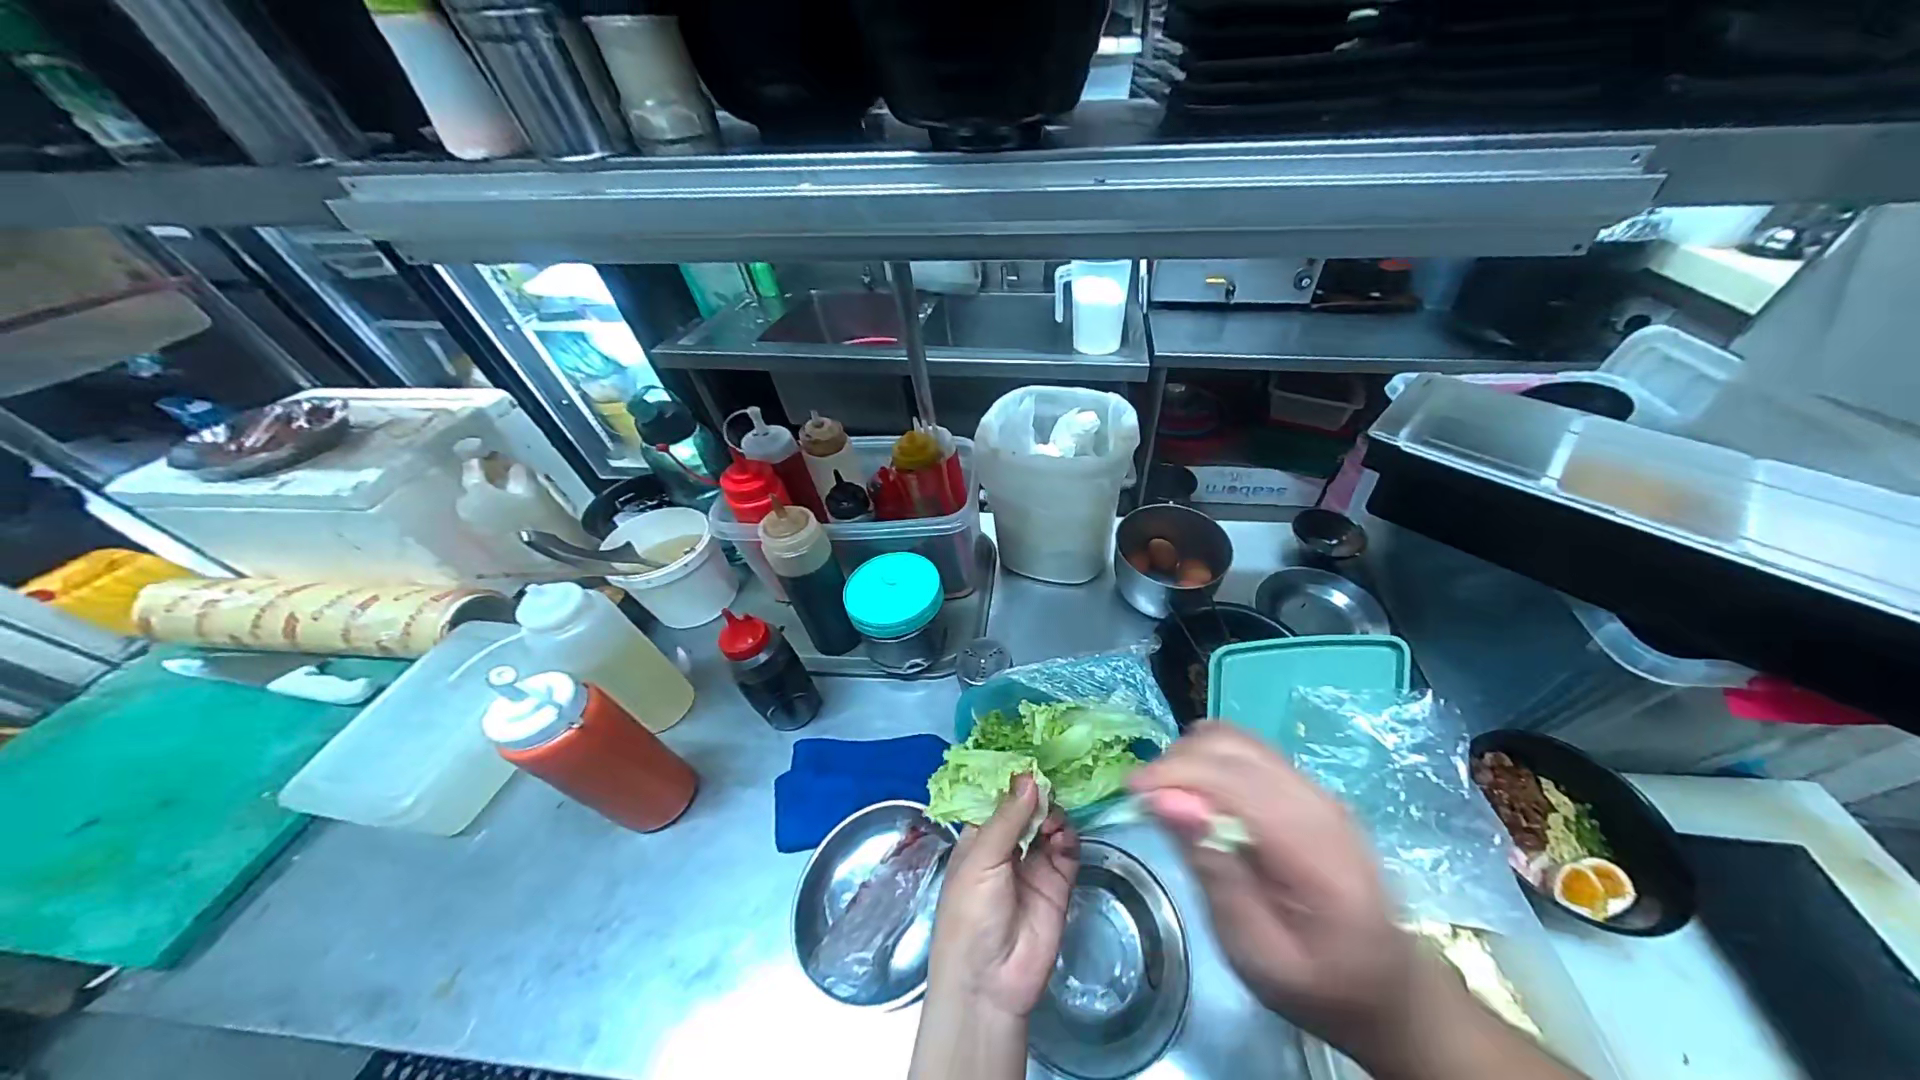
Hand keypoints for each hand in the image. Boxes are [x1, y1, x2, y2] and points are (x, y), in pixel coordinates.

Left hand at [926, 774, 1079, 1019]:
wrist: (990, 981)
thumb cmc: (969, 915)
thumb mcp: (980, 860)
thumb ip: (1007, 818)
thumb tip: (1028, 778)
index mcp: (977, 838)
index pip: (995, 799)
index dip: (1011, 780)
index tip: (1028, 756)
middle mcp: (1006, 846)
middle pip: (1026, 808)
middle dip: (1036, 793)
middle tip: (1046, 782)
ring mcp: (1033, 863)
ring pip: (1048, 824)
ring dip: (1052, 814)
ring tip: (1050, 818)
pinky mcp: (1057, 882)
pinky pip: (1067, 849)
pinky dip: (1067, 836)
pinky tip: (1061, 834)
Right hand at [1129, 724, 1418, 1052]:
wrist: (1386, 983)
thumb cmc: (1317, 982)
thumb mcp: (1255, 951)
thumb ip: (1213, 871)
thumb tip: (1167, 801)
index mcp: (1315, 848)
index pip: (1234, 779)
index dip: (1175, 773)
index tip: (1129, 791)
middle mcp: (1318, 802)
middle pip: (1232, 747)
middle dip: (1176, 761)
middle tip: (1143, 800)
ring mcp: (1315, 789)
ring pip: (1237, 738)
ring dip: (1190, 755)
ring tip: (1165, 795)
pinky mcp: (1305, 786)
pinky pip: (1246, 750)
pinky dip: (1209, 758)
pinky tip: (1195, 792)